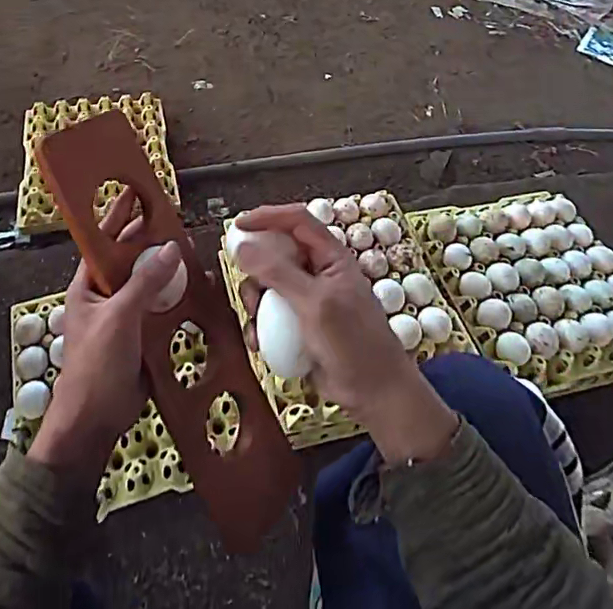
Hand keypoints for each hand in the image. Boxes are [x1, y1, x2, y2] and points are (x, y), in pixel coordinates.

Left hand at [29, 187, 184, 478]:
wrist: (94, 424)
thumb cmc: (94, 368)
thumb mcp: (118, 319)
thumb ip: (145, 283)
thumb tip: (170, 249)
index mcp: (89, 285)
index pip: (104, 241)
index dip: (119, 216)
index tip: (136, 191)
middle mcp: (107, 295)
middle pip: (132, 259)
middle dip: (153, 242)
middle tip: (176, 223)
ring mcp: (126, 316)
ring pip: (151, 284)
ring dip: (170, 272)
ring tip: (193, 254)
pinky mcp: (143, 336)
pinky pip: (163, 310)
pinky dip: (179, 300)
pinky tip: (198, 292)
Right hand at [232, 204, 456, 464]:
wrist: (374, 395)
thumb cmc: (354, 343)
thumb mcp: (314, 304)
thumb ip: (277, 272)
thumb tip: (241, 246)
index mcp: (330, 256)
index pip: (296, 220)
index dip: (267, 217)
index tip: (238, 227)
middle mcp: (318, 272)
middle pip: (276, 252)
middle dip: (256, 268)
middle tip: (247, 286)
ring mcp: (307, 298)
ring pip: (267, 284)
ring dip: (255, 300)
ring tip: (254, 319)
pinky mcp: (297, 324)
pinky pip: (268, 313)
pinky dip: (258, 324)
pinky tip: (258, 342)